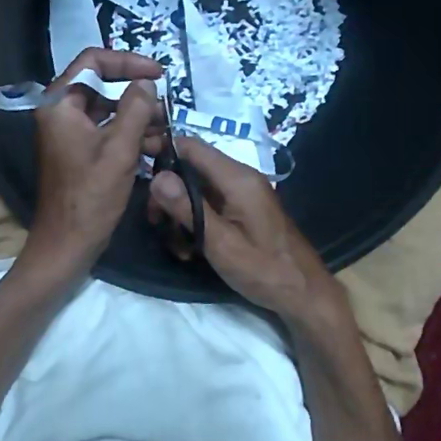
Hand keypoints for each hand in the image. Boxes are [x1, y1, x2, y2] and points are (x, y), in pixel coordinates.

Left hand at [24, 47, 163, 271]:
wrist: (67, 243)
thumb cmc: (90, 196)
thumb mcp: (120, 149)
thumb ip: (136, 109)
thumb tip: (147, 83)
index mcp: (60, 103)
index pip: (93, 61)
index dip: (127, 61)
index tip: (158, 73)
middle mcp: (60, 111)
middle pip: (103, 85)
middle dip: (137, 94)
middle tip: (166, 108)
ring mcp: (69, 131)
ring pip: (109, 109)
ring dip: (138, 117)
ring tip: (166, 132)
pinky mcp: (79, 150)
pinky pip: (107, 130)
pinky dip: (130, 134)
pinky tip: (156, 147)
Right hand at [146, 136, 346, 325]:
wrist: (304, 295)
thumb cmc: (264, 270)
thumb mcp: (220, 243)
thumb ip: (188, 208)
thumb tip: (157, 176)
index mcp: (237, 178)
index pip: (192, 146)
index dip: (162, 149)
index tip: (136, 163)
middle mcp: (240, 178)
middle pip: (190, 168)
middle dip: (167, 192)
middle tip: (156, 222)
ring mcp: (242, 194)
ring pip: (196, 189)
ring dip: (179, 213)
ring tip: (177, 245)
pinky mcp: (242, 210)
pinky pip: (208, 205)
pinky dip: (194, 222)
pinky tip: (191, 250)